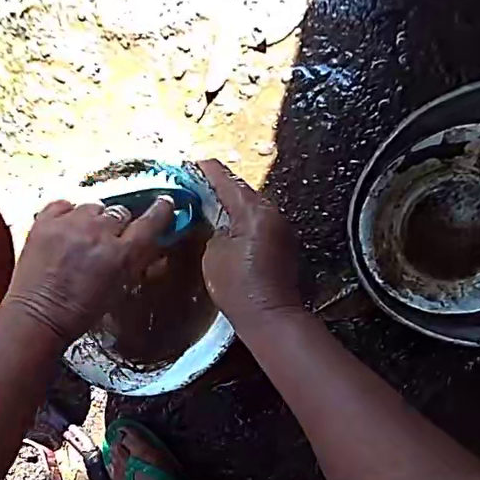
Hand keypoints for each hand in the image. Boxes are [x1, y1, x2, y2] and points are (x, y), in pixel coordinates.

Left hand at [0, 196, 177, 343]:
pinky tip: (64, 231)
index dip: (160, 210)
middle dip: (118, 224)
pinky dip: (67, 214)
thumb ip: (136, 261)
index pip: (152, 220)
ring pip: (93, 206)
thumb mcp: (120, 288)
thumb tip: (151, 242)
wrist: (38, 317)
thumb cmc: (80, 312)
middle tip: (108, 241)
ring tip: (82, 238)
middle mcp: (99, 233)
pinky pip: (64, 204)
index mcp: (122, 254)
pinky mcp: (45, 221)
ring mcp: (70, 224)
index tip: (163, 204)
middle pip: (120, 212)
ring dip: (92, 219)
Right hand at [199, 158, 302, 329]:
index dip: (209, 171)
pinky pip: (260, 226)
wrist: (271, 317)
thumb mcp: (214, 254)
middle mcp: (273, 214)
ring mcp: (282, 230)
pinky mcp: (284, 247)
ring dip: (233, 208)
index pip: (228, 182)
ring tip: (211, 208)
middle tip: (199, 187)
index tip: (195, 162)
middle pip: (243, 194)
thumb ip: (215, 230)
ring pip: (253, 210)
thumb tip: (220, 225)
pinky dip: (244, 224)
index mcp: (253, 211)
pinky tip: (230, 230)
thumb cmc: (238, 287)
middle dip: (221, 190)